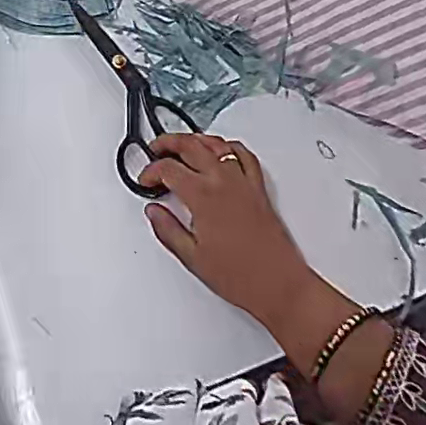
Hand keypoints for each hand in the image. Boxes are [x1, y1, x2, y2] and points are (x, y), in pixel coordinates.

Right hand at [140, 135, 316, 327]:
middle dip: (167, 143)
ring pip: (215, 144)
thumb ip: (168, 229)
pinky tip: (221, 151)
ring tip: (182, 145)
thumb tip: (154, 212)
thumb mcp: (192, 257)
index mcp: (203, 196)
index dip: (151, 170)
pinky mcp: (258, 187)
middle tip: (155, 151)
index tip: (146, 180)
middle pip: (190, 145)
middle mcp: (223, 181)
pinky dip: (228, 147)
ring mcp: (242, 181)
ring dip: (194, 140)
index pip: (168, 169)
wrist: (279, 284)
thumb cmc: (241, 275)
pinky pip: (243, 154)